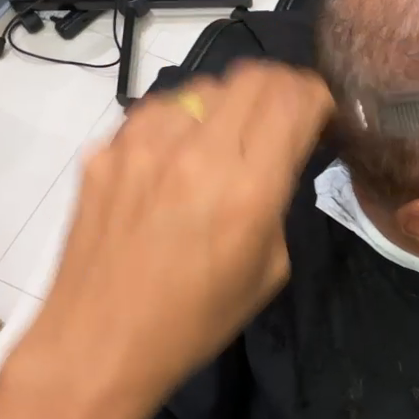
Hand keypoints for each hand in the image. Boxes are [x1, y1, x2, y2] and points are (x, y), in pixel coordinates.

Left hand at [20, 61, 334, 417]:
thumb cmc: (195, 320)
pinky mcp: (106, 150)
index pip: (293, 99)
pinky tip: (175, 157)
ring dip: (227, 104)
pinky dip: (180, 122)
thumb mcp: (268, 269)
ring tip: (224, 139)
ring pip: (204, 87)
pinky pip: (157, 112)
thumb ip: (276, 199)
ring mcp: (144, 145)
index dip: (316, 94)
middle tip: (283, 114)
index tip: (320, 110)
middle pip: (253, 77)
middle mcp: (198, 152)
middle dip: (281, 88)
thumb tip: (272, 157)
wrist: (98, 342)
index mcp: (249, 187)